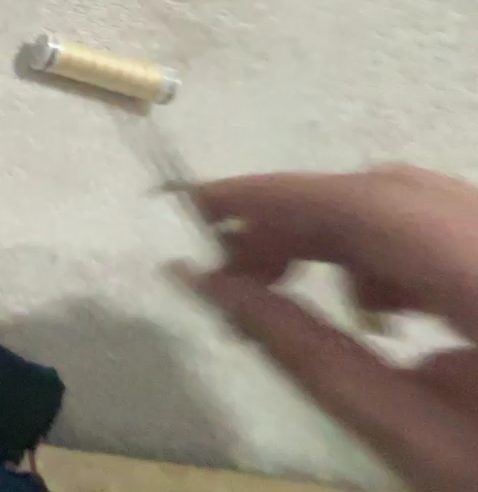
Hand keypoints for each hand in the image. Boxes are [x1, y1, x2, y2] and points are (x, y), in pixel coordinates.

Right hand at [183, 166, 477, 491]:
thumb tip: (202, 280)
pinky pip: (459, 231)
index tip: (189, 208)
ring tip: (305, 291)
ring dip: (343, 235)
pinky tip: (390, 312)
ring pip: (426, 206)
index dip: (269, 194)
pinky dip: (396, 254)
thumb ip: (304, 354)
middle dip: (298, 218)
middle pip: (393, 195)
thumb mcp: (420, 446)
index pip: (368, 204)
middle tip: (238, 264)